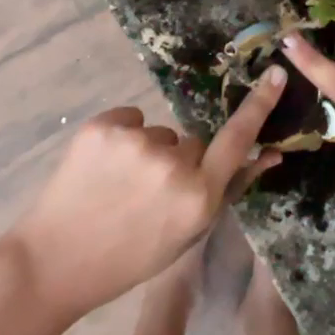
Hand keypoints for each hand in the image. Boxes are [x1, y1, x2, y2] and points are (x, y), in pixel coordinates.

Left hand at [4, 66, 286, 319]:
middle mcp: (172, 164)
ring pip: (160, 133)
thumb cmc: (130, 257)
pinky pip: (130, 119)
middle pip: (193, 142)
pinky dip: (122, 137)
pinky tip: (103, 169)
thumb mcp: (188, 233)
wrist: (56, 261)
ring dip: (148, 152)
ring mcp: (135, 141)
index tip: (277, 74)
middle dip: (181, 160)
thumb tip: (270, 153)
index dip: (260, 105)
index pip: (238, 139)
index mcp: (197, 196)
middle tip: (150, 194)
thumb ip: (228, 189)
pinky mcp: (102, 126)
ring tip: (119, 187)